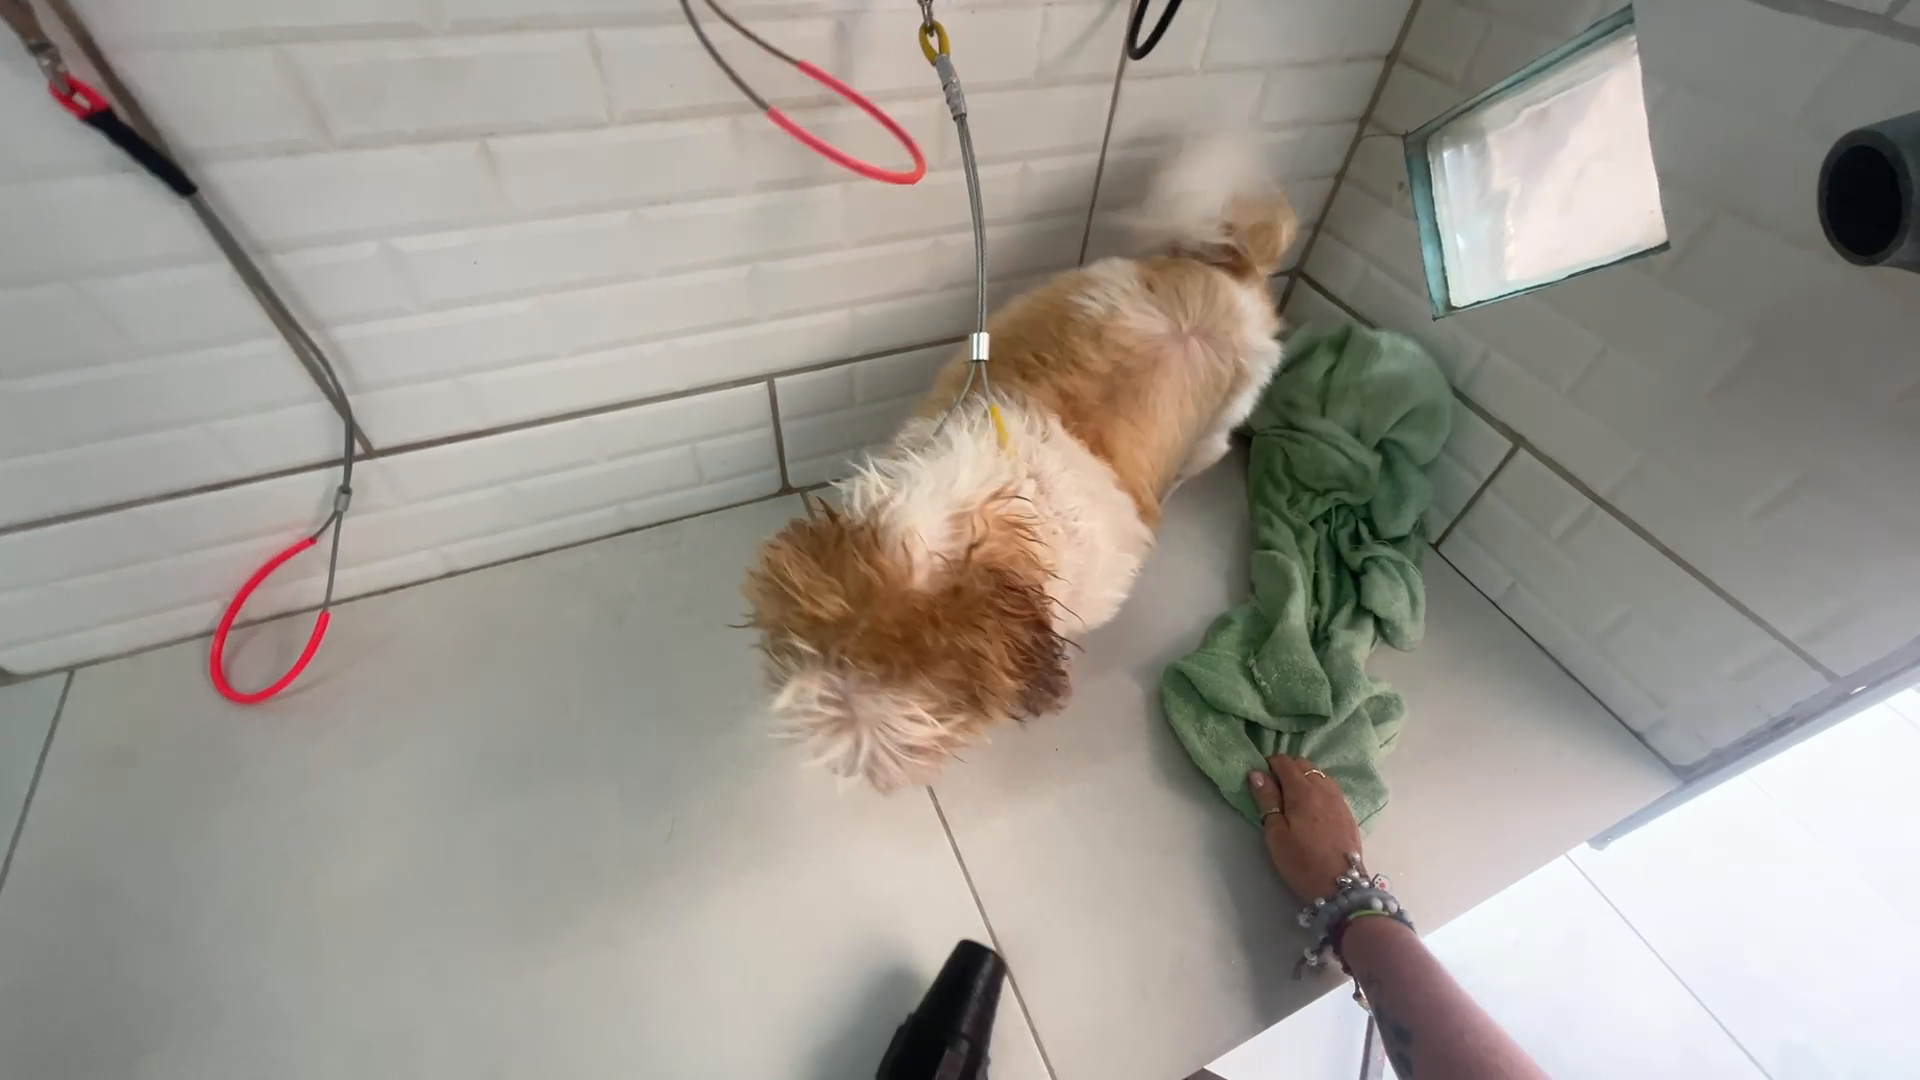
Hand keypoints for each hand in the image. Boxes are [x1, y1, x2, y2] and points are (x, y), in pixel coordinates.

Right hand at [1248, 755, 1363, 902]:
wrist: (1342, 888)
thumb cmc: (1301, 861)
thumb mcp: (1275, 832)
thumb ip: (1267, 799)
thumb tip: (1257, 773)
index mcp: (1303, 791)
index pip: (1284, 762)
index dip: (1268, 764)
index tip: (1260, 779)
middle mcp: (1323, 789)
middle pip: (1303, 764)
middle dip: (1286, 768)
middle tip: (1273, 788)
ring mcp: (1339, 800)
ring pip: (1319, 774)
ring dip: (1303, 777)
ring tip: (1292, 796)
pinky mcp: (1348, 813)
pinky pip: (1330, 788)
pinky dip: (1317, 788)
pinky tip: (1311, 806)